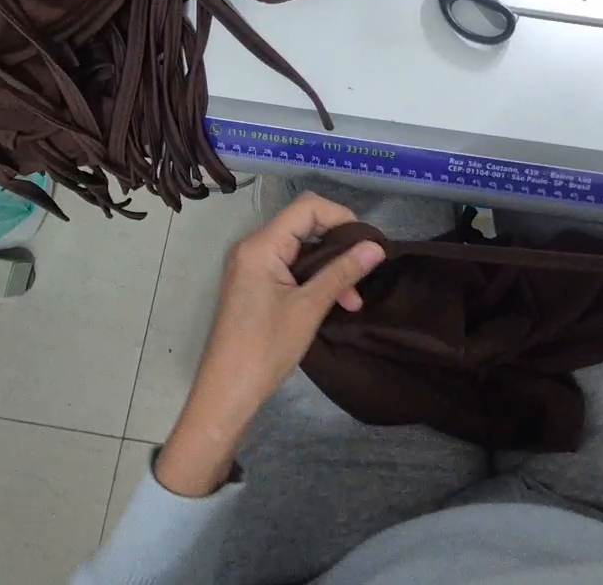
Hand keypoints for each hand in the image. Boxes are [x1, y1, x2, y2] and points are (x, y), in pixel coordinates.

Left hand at [156, 192, 385, 496]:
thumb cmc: (265, 349)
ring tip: (354, 299)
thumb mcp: (309, 308)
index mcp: (261, 245)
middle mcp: (253, 247)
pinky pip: (291, 266)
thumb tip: (377, 247)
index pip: (307, 207)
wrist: (226, 395)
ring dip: (330, 266)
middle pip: (304, 224)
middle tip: (365, 271)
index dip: (341, 216)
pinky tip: (336, 300)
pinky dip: (315, 278)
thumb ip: (342, 272)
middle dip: (339, 244)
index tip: (368, 243)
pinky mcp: (255, 283)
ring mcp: (252, 265)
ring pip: (301, 248)